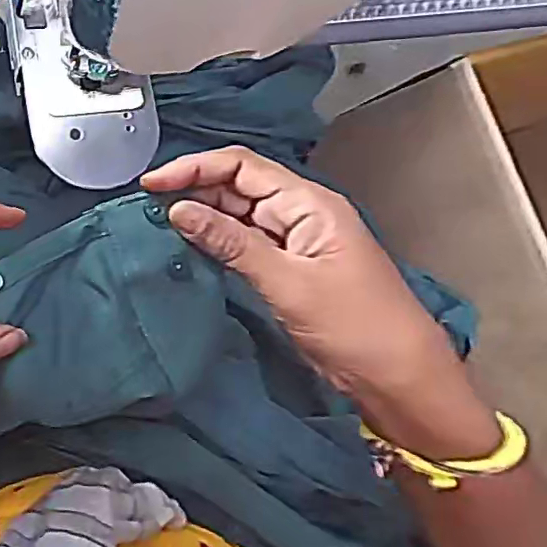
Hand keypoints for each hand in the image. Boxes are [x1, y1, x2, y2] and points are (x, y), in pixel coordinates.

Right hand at [142, 146, 463, 399]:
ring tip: (159, 223)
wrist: (399, 380)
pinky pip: (241, 241)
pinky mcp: (284, 266)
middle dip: (191, 188)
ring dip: (199, 214)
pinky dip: (213, 240)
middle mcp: (299, 213)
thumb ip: (229, 242)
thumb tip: (177, 210)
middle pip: (235, 185)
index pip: (241, 167)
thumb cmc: (357, 327)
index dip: (194, 168)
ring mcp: (292, 240)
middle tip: (148, 204)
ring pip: (235, 213)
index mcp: (309, 203)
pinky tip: (188, 245)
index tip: (153, 184)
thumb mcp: (287, 282)